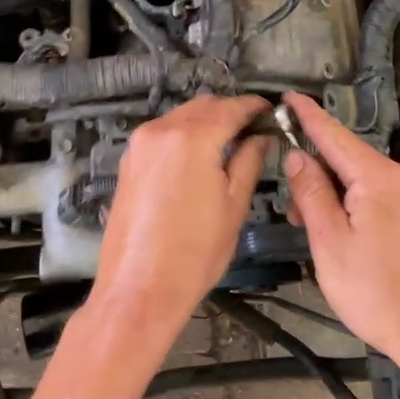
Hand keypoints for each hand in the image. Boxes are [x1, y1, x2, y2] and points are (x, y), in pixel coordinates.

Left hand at [90, 94, 270, 325]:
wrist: (138, 291)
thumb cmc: (194, 254)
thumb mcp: (233, 207)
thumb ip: (249, 162)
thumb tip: (261, 137)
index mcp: (192, 138)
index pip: (230, 108)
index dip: (254, 106)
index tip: (270, 111)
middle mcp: (161, 130)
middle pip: (203, 107)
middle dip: (229, 112)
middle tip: (253, 131)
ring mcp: (140, 144)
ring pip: (181, 117)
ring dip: (205, 122)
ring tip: (228, 145)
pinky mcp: (129, 161)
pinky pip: (163, 134)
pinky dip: (184, 136)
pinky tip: (198, 159)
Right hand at [281, 91, 399, 367]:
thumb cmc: (380, 296)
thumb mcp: (330, 244)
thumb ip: (311, 194)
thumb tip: (297, 157)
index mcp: (377, 177)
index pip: (333, 133)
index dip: (307, 115)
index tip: (287, 97)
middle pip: (348, 160)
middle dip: (317, 176)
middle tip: (295, 213)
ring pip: (364, 181)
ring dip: (336, 196)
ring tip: (322, 237)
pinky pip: (382, 197)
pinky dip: (357, 207)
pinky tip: (349, 239)